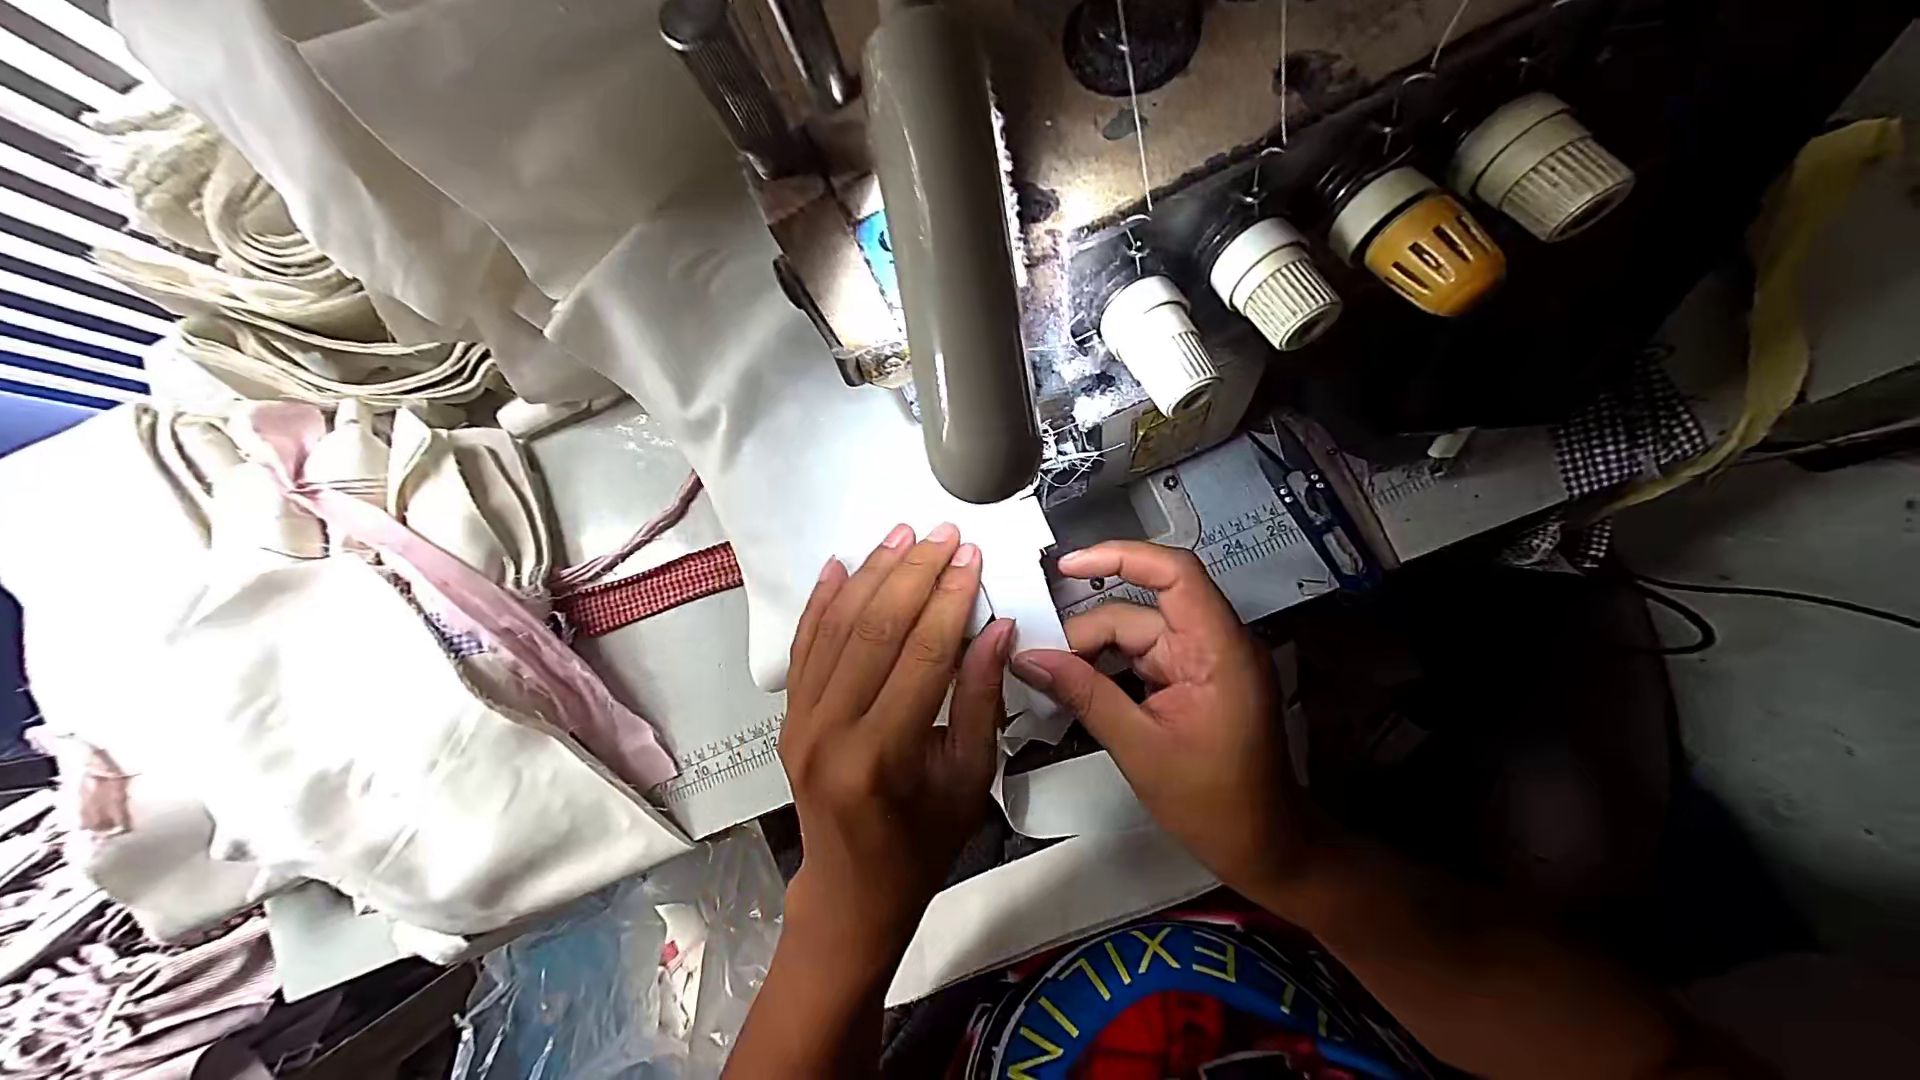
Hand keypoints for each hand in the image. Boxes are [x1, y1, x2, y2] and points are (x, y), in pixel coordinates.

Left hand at [779, 523, 1014, 968]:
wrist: (852, 889)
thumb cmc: (923, 842)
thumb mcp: (969, 777)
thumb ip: (980, 699)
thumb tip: (997, 626)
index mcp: (882, 754)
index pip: (920, 654)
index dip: (949, 599)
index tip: (971, 557)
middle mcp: (830, 729)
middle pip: (875, 629)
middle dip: (913, 573)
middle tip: (942, 534)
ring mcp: (800, 720)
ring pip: (836, 627)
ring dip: (870, 574)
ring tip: (900, 535)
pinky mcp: (788, 715)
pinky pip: (804, 646)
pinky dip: (821, 601)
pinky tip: (838, 565)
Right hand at [1010, 541, 1296, 895]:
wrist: (1264, 845)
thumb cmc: (1221, 806)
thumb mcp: (1141, 748)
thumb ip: (1084, 695)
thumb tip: (1034, 660)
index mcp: (1218, 651)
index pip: (1174, 573)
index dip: (1119, 557)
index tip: (1069, 564)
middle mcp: (1214, 644)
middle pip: (1137, 611)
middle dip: (1086, 634)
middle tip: (1043, 663)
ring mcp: (1202, 660)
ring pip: (1133, 634)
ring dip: (1093, 653)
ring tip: (1056, 680)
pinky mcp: (1192, 677)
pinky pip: (1141, 656)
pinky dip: (1108, 667)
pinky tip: (1080, 686)